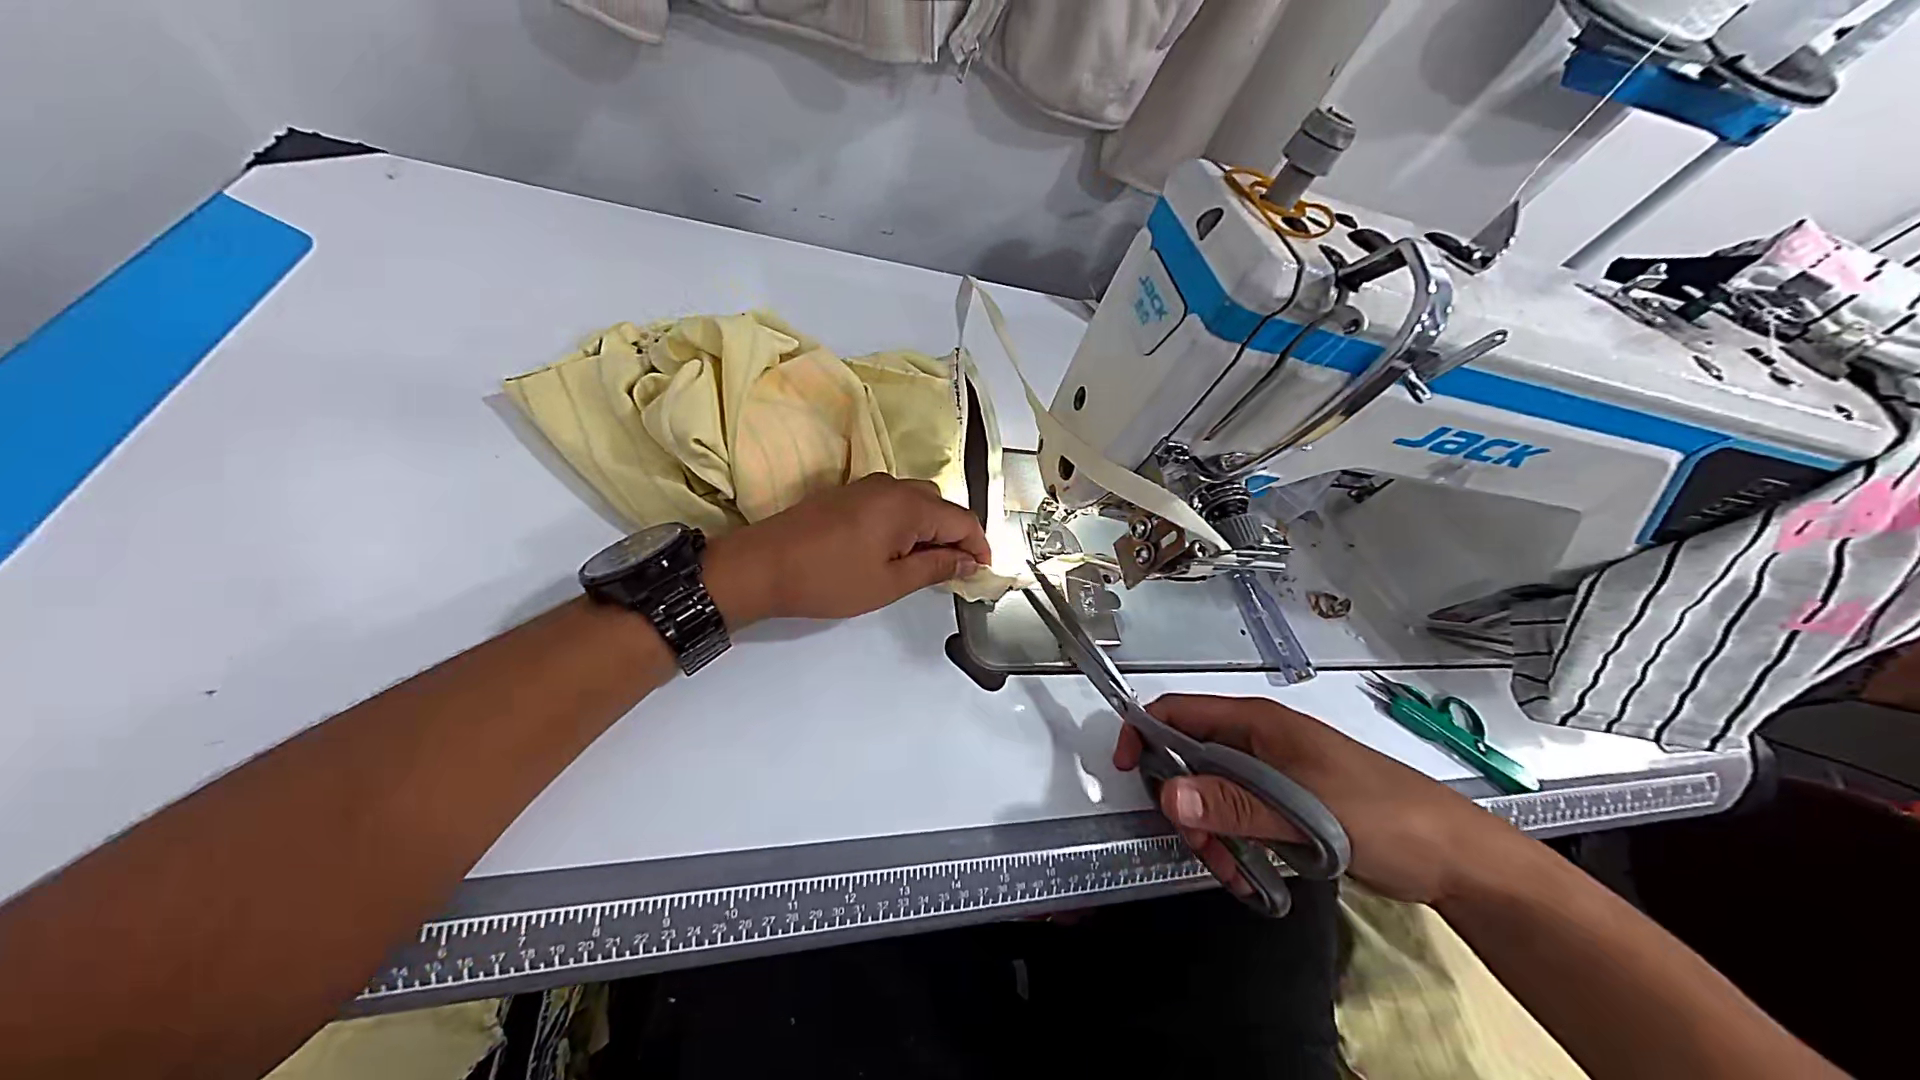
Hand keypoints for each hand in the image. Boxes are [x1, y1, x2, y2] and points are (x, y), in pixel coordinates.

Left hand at [702, 475, 991, 624]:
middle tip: (953, 571)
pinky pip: (893, 500)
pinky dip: (906, 522)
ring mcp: (867, 486)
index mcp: (907, 505)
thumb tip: (967, 560)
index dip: (978, 545)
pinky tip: (895, 550)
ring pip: (917, 500)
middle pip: (941, 504)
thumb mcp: (889, 582)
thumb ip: (935, 567)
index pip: (961, 519)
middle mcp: (891, 485)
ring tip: (924, 564)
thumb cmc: (828, 579)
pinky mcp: (848, 493)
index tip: (983, 571)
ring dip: (929, 527)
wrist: (761, 566)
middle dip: (955, 535)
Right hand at [1113, 694, 1528, 904]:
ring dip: (1208, 831)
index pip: (1179, 712)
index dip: (1145, 733)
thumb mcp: (1304, 811)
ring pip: (1211, 793)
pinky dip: (1231, 843)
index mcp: (1259, 723)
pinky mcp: (1283, 805)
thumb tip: (1169, 794)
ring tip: (1227, 869)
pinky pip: (1237, 817)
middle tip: (1195, 842)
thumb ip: (1234, 804)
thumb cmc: (1384, 816)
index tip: (1128, 772)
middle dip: (1183, 801)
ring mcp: (1271, 774)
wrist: (1456, 857)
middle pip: (1190, 758)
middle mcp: (1258, 742)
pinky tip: (1245, 874)